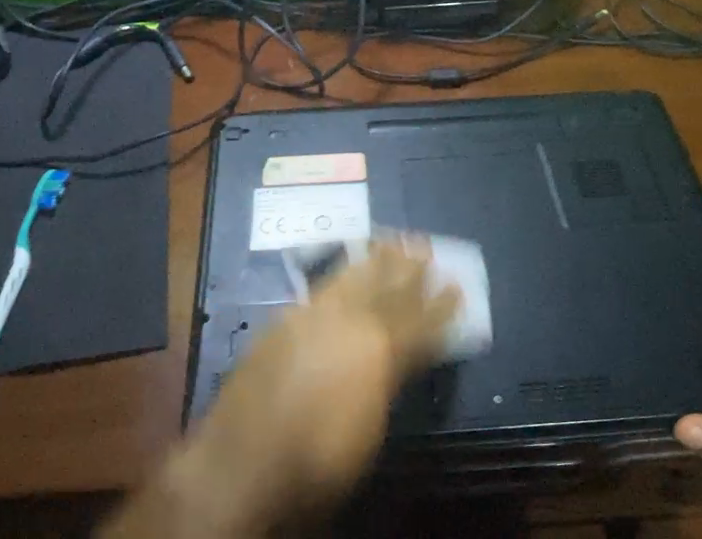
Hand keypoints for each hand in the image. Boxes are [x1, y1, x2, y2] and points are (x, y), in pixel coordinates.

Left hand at [103, 241, 459, 537]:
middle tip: (427, 248)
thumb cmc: (318, 460)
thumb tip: (400, 357)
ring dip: (375, 261)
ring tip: (392, 242)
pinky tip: (346, 269)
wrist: (244, 458)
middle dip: (409, 270)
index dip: (440, 306)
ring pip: (352, 278)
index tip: (457, 286)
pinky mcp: (283, 322)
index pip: (419, 323)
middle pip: (387, 289)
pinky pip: (322, 287)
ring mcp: (312, 317)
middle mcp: (349, 323)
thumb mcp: (372, 428)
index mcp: (379, 352)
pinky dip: (340, 274)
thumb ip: (388, 381)